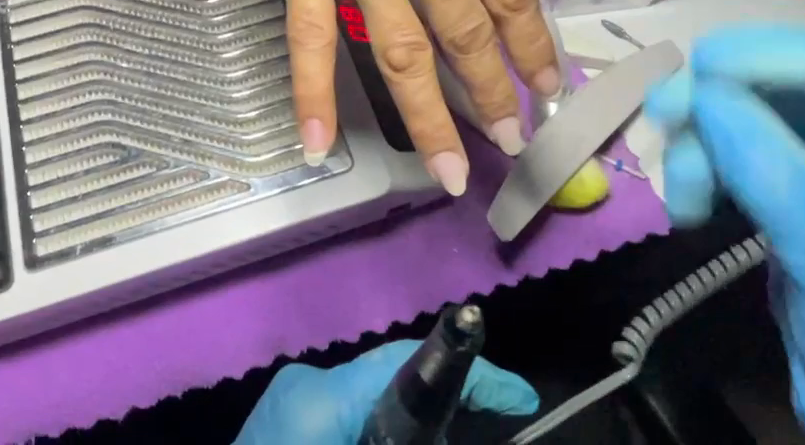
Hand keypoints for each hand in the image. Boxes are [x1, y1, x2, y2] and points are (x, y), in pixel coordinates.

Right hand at [214, 0, 561, 194]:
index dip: (533, 50)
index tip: (548, 90)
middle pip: (466, 34)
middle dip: (492, 95)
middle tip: (509, 141)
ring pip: (401, 51)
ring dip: (428, 117)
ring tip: (448, 171)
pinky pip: (312, 36)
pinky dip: (315, 91)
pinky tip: (317, 141)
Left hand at [233, 340, 539, 444]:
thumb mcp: (363, 439)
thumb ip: (403, 429)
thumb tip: (446, 423)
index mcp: (322, 398)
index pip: (408, 366)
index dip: (471, 376)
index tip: (522, 395)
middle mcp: (305, 384)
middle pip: (394, 380)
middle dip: (446, 398)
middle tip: (498, 415)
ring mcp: (289, 399)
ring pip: (372, 399)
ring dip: (412, 417)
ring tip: (456, 426)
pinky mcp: (282, 417)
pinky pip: (346, 413)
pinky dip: (379, 424)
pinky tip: (396, 435)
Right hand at [644, 26, 804, 444]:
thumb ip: (767, 163)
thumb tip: (700, 92)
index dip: (792, 55)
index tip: (709, 60)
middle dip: (735, 100)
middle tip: (665, 108)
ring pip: (774, 130)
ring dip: (713, 145)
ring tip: (677, 188)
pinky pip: (757, 169)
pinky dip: (716, 175)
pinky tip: (688, 206)